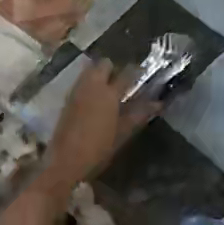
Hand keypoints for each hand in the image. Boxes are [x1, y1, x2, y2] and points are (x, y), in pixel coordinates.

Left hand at [44, 59, 157, 184]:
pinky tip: (94, 98)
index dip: (136, 71)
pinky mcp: (67, 99)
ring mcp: (77, 91)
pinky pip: (81, 81)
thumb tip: (158, 103)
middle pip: (104, 64)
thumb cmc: (98, 148)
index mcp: (109, 94)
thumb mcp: (122, 133)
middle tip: (123, 81)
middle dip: (114, 68)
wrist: (65, 160)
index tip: (143, 73)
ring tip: (108, 89)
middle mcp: (92, 86)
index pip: (126, 73)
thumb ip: (139, 115)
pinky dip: (89, 82)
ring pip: (90, 70)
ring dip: (100, 73)